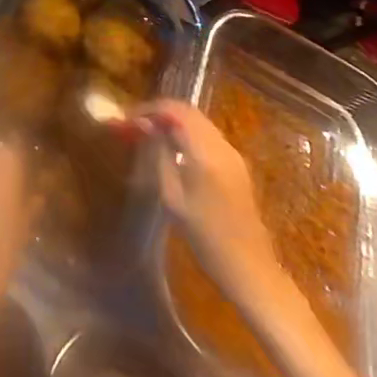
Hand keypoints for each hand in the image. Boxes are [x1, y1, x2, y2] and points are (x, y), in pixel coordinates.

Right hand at [135, 100, 274, 283]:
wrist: (248, 267)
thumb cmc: (204, 236)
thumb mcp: (172, 196)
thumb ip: (159, 154)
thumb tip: (144, 124)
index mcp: (205, 152)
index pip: (175, 110)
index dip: (149, 109)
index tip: (127, 119)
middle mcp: (222, 145)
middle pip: (189, 111)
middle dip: (160, 112)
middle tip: (135, 124)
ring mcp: (233, 154)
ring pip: (199, 122)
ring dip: (173, 121)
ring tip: (149, 135)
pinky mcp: (236, 164)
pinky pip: (208, 136)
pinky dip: (187, 133)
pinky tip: (172, 149)